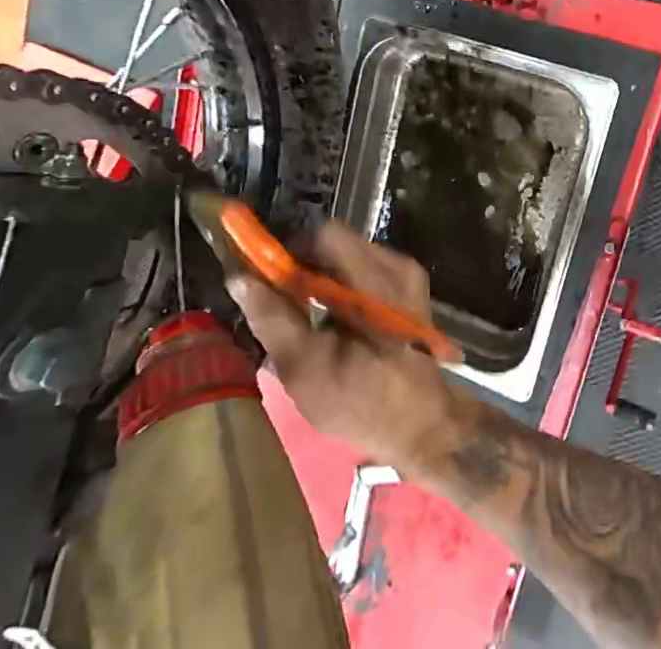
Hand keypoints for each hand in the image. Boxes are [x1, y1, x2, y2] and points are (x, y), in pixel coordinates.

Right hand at [225, 222, 465, 469]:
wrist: (422, 425)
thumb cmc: (362, 402)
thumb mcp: (305, 367)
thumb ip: (272, 317)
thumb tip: (239, 277)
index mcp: (377, 280)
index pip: (323, 235)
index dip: (288, 250)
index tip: (265, 277)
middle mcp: (397, 266)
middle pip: (335, 243)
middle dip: (301, 267)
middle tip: (279, 301)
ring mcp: (406, 275)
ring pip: (347, 256)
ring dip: (319, 278)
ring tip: (303, 316)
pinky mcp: (408, 289)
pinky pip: (363, 270)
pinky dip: (339, 287)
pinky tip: (329, 320)